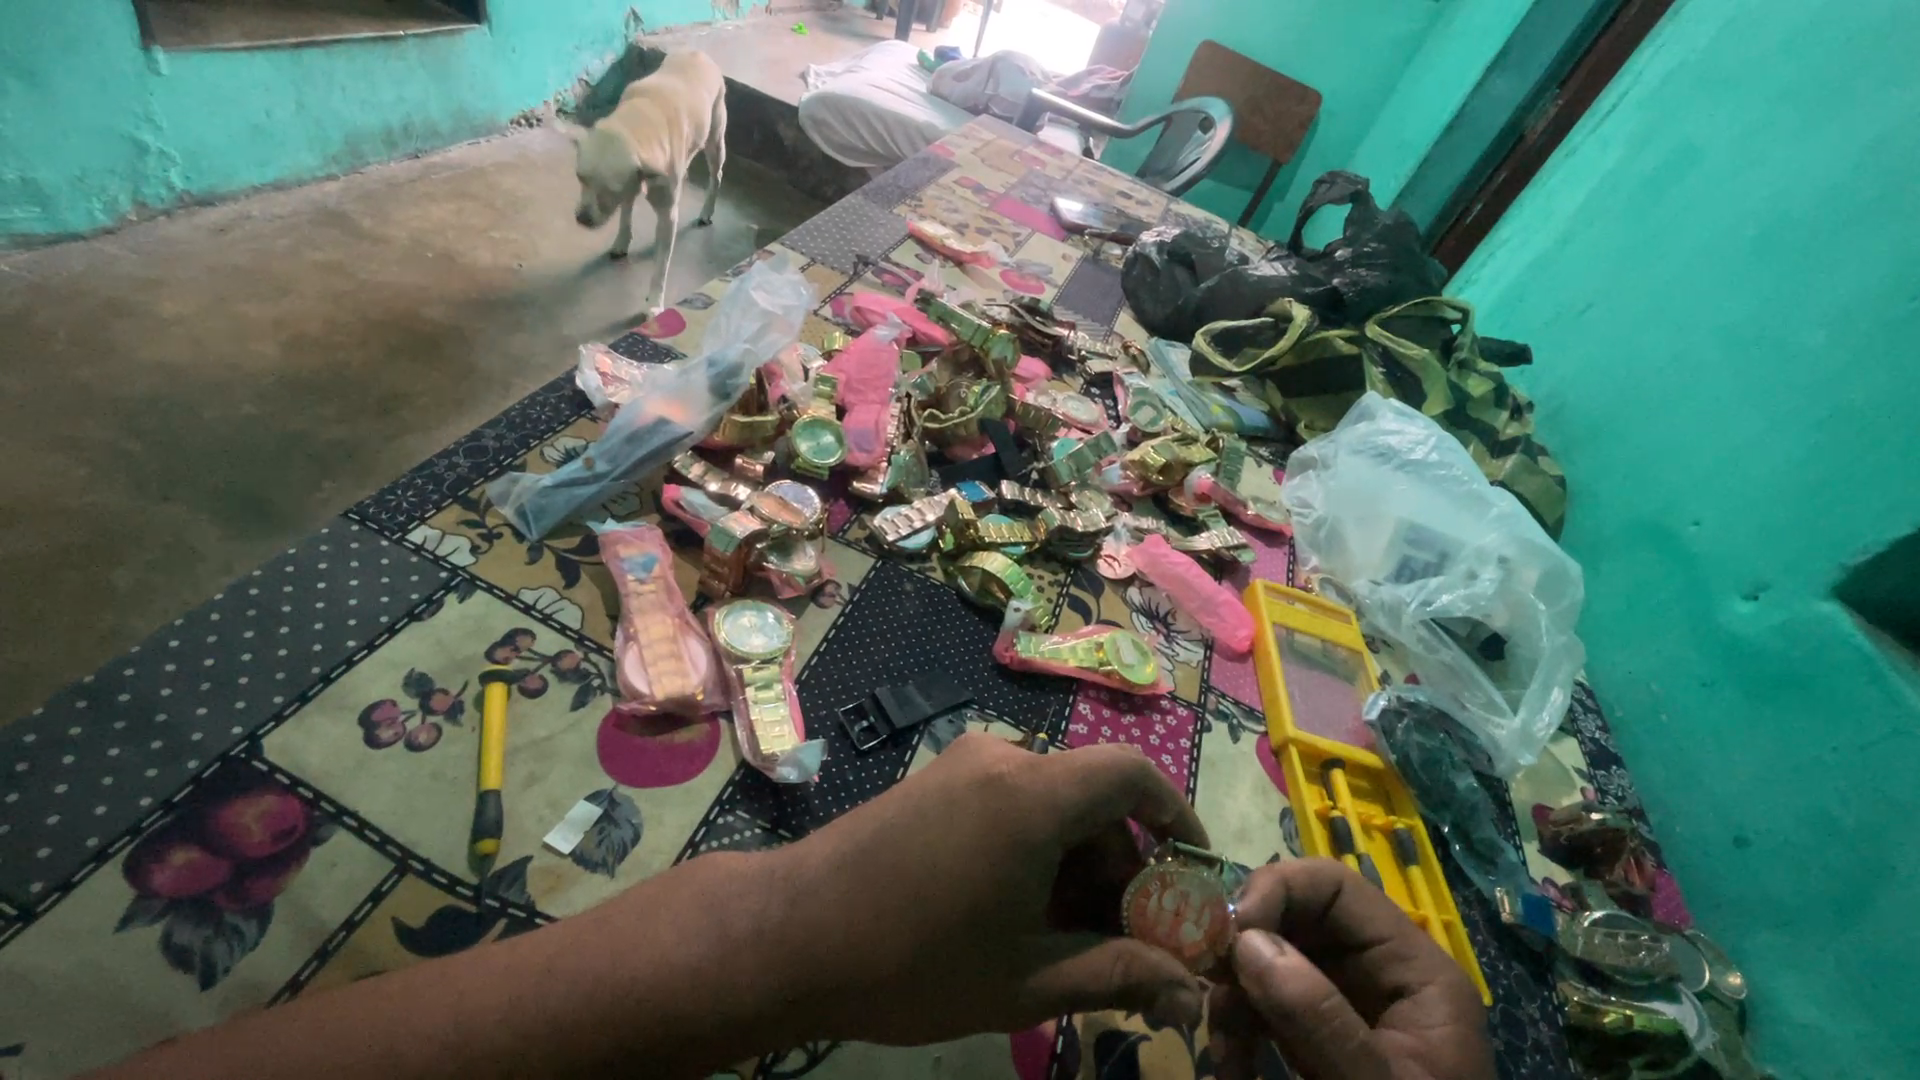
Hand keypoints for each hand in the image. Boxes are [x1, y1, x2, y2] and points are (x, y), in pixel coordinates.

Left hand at [766, 733, 1210, 1044]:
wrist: (790, 932)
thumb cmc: (913, 961)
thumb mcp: (1025, 979)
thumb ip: (1115, 974)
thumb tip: (1187, 990)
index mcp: (1033, 795)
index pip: (1131, 772)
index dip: (1173, 814)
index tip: (1190, 871)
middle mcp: (1002, 758)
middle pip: (1090, 794)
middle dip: (1118, 861)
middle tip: (1119, 936)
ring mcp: (963, 763)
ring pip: (1049, 799)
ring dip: (1073, 857)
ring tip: (1061, 934)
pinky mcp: (936, 776)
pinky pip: (1010, 797)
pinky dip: (1033, 841)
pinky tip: (1012, 904)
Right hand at [1207, 859, 1494, 1079]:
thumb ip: (1320, 1020)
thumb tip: (1247, 939)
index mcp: (1413, 970)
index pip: (1333, 887)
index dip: (1275, 890)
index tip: (1228, 931)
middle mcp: (1375, 971)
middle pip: (1292, 916)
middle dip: (1243, 946)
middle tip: (1206, 982)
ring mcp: (1342, 1002)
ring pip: (1266, 957)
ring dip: (1232, 995)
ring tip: (1224, 1052)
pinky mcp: (1314, 1035)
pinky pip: (1261, 1004)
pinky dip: (1236, 1027)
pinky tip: (1230, 1065)